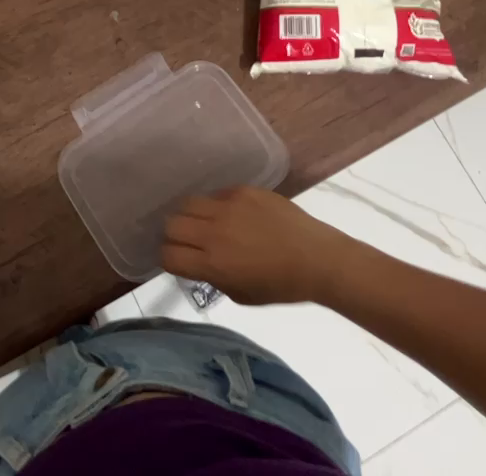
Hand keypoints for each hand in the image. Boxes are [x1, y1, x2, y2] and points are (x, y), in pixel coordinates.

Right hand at [161, 187, 358, 305]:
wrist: (317, 259)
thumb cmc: (281, 286)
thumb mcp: (241, 295)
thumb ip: (213, 277)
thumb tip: (199, 262)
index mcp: (213, 263)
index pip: (168, 255)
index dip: (168, 259)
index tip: (178, 260)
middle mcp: (214, 232)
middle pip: (171, 225)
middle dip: (175, 235)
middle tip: (189, 241)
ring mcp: (228, 207)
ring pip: (188, 203)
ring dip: (191, 216)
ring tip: (205, 223)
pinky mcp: (243, 190)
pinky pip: (216, 193)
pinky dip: (216, 205)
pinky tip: (231, 214)